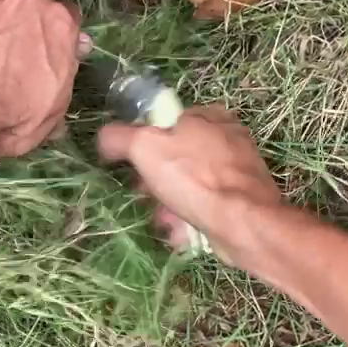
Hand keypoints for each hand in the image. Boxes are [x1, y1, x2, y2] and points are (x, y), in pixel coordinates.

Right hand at [97, 105, 281, 253]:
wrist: (243, 222)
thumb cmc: (194, 178)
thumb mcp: (145, 147)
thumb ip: (119, 137)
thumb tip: (104, 138)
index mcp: (208, 115)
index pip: (167, 124)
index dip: (145, 147)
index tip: (135, 169)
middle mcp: (227, 138)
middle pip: (176, 159)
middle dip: (157, 184)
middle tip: (149, 198)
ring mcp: (237, 171)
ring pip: (188, 188)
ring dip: (170, 207)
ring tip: (167, 221)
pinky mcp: (242, 201)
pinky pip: (205, 207)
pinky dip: (191, 220)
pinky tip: (184, 231)